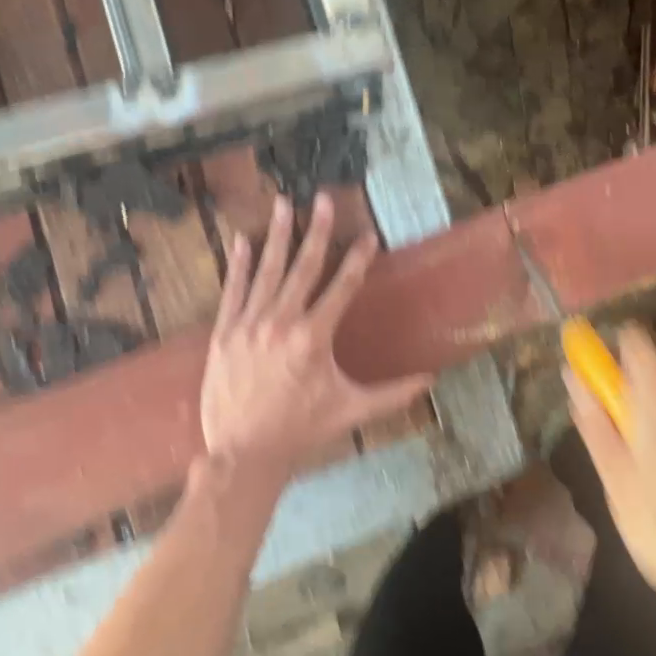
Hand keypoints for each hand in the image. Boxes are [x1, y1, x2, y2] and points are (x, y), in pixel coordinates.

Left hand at [200, 193, 432, 480]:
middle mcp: (280, 324)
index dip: (358, 259)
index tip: (369, 235)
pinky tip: (243, 241)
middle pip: (304, 267)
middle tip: (324, 199)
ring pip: (266, 272)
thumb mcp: (351, 411)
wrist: (243, 455)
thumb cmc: (302, 431)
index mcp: (313, 339)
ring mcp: (248, 326)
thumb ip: (392, 394)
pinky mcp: (223, 335)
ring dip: (277, 236)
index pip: (342, 288)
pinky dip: (238, 265)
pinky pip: (232, 292)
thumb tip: (431, 381)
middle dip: (317, 230)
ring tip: (283, 203)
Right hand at [566, 325, 655, 616]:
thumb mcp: (613, 476)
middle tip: (602, 438)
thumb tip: (573, 376)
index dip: (610, 347)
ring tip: (626, 470)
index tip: (587, 367)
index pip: (636, 345)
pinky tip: (655, 483)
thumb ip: (594, 422)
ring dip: (640, 421)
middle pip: (646, 377)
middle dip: (621, 396)